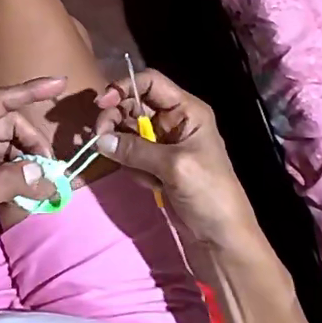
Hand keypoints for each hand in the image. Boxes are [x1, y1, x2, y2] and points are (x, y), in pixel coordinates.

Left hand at [0, 77, 65, 276]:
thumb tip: (43, 173)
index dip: (31, 91)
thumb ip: (6, 181)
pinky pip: (2, 168)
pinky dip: (18, 178)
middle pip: (8, 126)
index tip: (61, 83)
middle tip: (51, 171)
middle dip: (33, 144)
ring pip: (8, 148)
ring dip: (28, 164)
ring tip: (44, 188)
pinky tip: (29, 195)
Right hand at [90, 69, 261, 251]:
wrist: (222, 240)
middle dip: (114, 116)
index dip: (125, 86)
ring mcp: (164, 145)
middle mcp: (174, 121)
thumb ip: (136, 149)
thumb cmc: (209, 194)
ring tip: (114, 158)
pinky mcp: (156, 166)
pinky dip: (126, 162)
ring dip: (117, 141)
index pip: (151, 82)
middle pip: (134, 104)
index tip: (102, 103)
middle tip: (99, 137)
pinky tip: (138, 179)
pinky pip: (130, 154)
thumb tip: (100, 140)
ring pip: (128, 129)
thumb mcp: (174, 166)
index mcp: (187, 111)